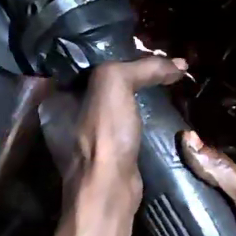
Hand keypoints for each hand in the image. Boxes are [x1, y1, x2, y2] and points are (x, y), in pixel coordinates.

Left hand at [42, 56, 187, 221]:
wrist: (109, 191)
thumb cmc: (103, 134)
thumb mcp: (114, 84)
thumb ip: (142, 67)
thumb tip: (178, 64)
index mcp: (57, 95)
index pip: (84, 61)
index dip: (111, 48)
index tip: (139, 44)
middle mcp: (66, 113)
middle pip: (101, 81)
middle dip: (128, 69)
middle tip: (157, 61)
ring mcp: (85, 135)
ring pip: (114, 102)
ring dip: (136, 92)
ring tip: (163, 78)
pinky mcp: (107, 152)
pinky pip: (124, 122)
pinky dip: (140, 113)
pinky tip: (159, 106)